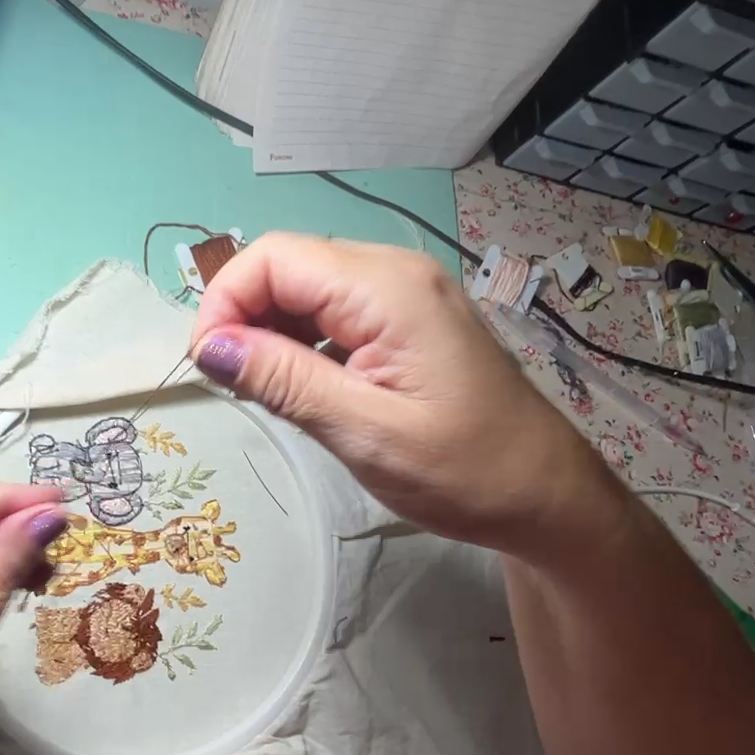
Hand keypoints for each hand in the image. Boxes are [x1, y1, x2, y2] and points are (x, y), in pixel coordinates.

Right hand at [190, 233, 609, 554]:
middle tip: (235, 385)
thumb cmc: (465, 472)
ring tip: (264, 389)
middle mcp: (393, 273)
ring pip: (305, 288)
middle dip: (243, 316)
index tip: (208, 366)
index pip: (274, 259)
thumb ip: (285, 381)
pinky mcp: (404, 320)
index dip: (225, 301)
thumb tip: (210, 347)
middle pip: (287, 266)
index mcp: (387, 289)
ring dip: (268, 330)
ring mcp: (402, 294)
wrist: (546, 495)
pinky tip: (299, 383)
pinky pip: (331, 311)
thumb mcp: (365, 433)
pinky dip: (299, 341)